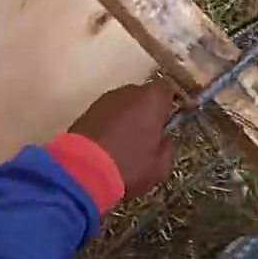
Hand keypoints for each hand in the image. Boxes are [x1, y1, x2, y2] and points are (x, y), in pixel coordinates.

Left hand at [68, 80, 178, 200]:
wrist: (81, 171)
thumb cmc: (128, 166)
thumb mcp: (159, 167)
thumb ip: (166, 149)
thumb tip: (163, 140)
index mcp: (151, 100)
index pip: (168, 87)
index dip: (173, 100)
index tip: (176, 115)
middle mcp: (128, 93)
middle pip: (144, 95)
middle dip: (148, 111)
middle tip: (150, 134)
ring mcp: (104, 100)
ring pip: (124, 104)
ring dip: (128, 118)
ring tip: (127, 143)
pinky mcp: (86, 111)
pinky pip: (107, 114)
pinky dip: (111, 124)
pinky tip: (110, 145)